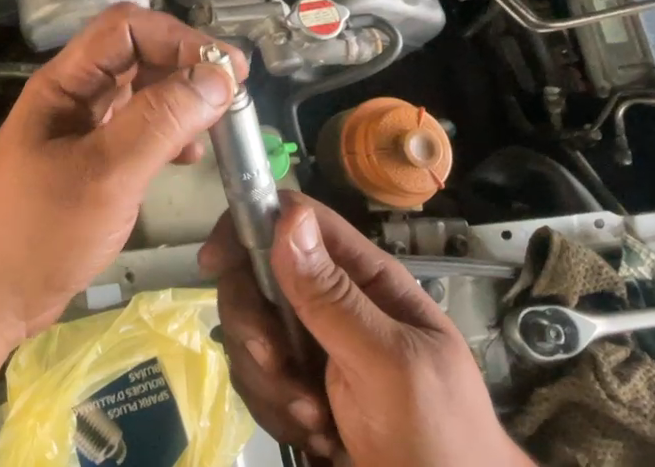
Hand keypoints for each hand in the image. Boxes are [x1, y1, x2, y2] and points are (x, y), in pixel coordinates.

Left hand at [0, 4, 245, 344]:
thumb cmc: (37, 232)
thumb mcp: (105, 174)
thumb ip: (160, 122)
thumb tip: (218, 76)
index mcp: (65, 83)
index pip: (127, 28)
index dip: (179, 38)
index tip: (229, 70)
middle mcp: (73, 96)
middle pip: (136, 54)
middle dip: (186, 65)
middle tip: (233, 97)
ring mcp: (81, 130)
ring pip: (140, 93)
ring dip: (181, 100)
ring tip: (219, 126)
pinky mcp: (90, 163)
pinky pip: (137, 131)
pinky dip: (168, 134)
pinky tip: (190, 156)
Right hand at [202, 193, 530, 465]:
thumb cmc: (440, 438)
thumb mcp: (391, 365)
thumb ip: (334, 297)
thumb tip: (287, 216)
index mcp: (363, 277)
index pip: (292, 220)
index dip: (246, 228)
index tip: (214, 266)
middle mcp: (330, 302)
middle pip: (254, 279)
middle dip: (254, 328)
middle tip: (278, 368)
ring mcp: (310, 346)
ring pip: (246, 334)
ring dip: (269, 384)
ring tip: (316, 423)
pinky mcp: (296, 387)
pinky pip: (253, 380)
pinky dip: (273, 412)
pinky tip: (314, 437)